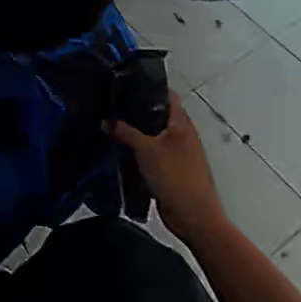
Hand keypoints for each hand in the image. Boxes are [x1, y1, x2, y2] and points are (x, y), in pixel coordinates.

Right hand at [108, 93, 225, 239]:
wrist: (194, 218)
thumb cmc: (174, 176)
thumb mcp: (145, 150)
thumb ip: (125, 132)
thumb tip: (106, 121)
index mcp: (182, 125)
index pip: (168, 96)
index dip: (151, 87)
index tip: (128, 84)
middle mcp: (183, 136)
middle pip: (159, 117)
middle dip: (138, 112)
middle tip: (114, 107)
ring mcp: (180, 155)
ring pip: (155, 138)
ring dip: (138, 135)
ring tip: (114, 128)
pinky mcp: (173, 172)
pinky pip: (153, 156)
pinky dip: (140, 153)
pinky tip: (123, 153)